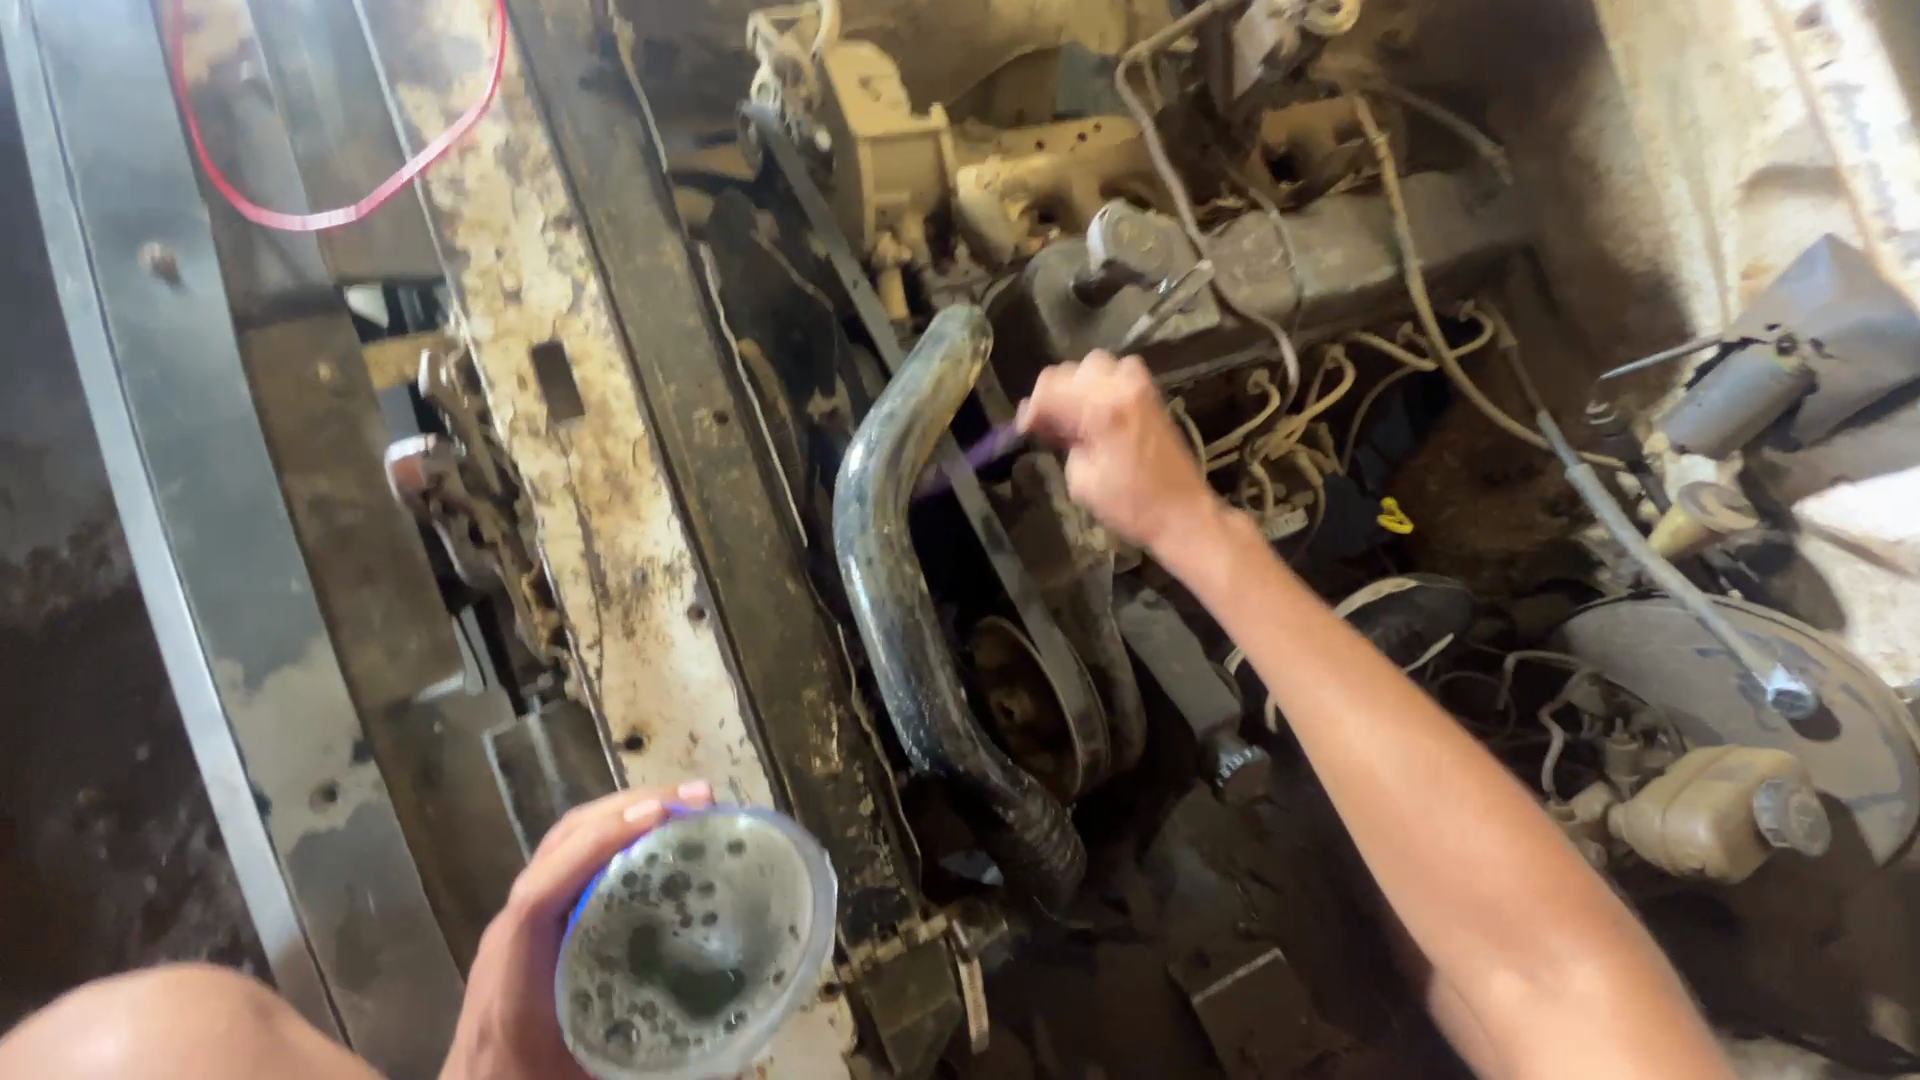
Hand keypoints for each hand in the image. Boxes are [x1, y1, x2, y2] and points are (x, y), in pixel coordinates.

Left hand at [440, 781, 716, 1079]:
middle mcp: (513, 935)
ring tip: (689, 804)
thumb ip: (667, 1072)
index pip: (543, 895)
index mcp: (516, 980)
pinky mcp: (540, 920)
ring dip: (627, 810)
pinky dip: (618, 831)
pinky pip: (576, 856)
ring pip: (568, 841)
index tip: (662, 819)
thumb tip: (741, 1065)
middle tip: (701, 800)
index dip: (597, 848)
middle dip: (629, 808)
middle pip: (561, 845)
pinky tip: (660, 835)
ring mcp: (523, 921)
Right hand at [1018, 351, 1225, 552]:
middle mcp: (1120, 387)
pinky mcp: (1151, 394)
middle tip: (1048, 427)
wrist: (1182, 513)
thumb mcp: (1081, 479)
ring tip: (1072, 416)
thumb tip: (1044, 423)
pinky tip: (1096, 411)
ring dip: (1076, 386)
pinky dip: (1100, 385)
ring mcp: (1139, 386)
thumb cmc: (1130, 505)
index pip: (1049, 390)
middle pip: (1068, 371)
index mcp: (1101, 409)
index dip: (1031, 410)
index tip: (1025, 430)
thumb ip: (1062, 441)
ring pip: (1092, 365)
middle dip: (1052, 396)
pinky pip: (1117, 372)